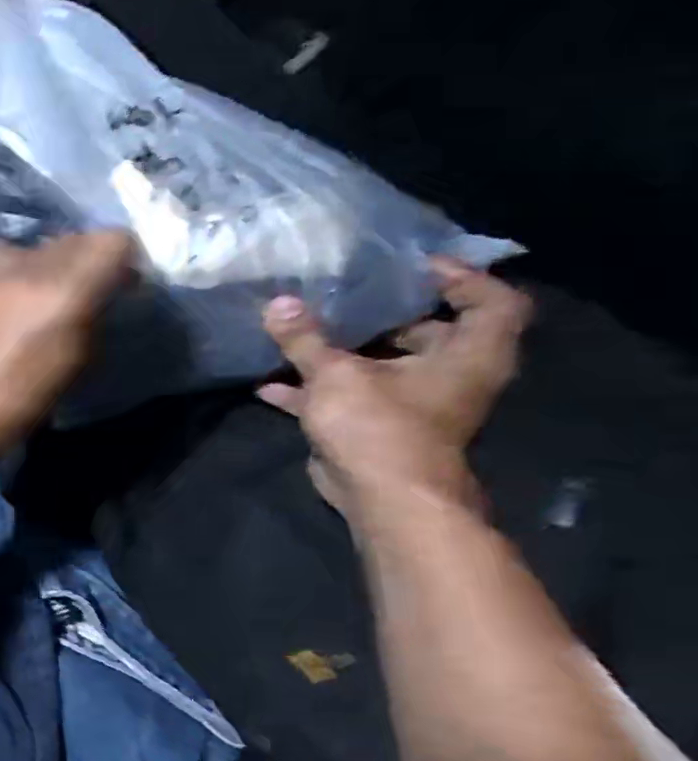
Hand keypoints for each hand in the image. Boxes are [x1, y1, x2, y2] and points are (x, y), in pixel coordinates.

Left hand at [0, 231, 133, 466]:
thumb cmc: (27, 398)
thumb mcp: (80, 358)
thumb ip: (95, 311)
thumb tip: (108, 283)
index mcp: (64, 295)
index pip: (111, 240)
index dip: (122, 256)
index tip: (119, 277)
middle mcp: (27, 273)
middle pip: (73, 238)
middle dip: (86, 259)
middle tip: (81, 287)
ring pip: (34, 244)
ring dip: (46, 261)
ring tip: (38, 291)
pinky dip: (10, 265)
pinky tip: (5, 290)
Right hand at [257, 257, 531, 516]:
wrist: (382, 496)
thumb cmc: (379, 425)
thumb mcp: (336, 374)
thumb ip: (305, 338)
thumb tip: (277, 303)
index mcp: (467, 355)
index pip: (491, 301)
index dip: (461, 277)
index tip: (412, 264)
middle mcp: (450, 375)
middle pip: (427, 331)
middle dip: (384, 312)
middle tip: (344, 290)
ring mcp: (413, 403)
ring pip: (381, 365)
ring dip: (341, 350)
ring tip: (301, 328)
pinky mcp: (377, 425)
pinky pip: (347, 394)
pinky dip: (313, 387)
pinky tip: (269, 382)